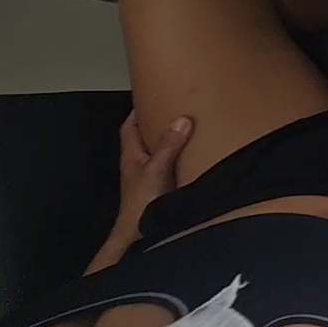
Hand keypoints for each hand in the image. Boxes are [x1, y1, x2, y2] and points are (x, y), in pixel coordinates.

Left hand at [114, 111, 190, 240]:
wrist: (139, 232)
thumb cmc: (143, 200)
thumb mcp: (157, 169)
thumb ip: (169, 145)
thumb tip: (181, 119)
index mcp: (132, 155)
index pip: (130, 127)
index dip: (137, 111)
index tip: (150, 95)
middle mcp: (140, 162)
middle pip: (146, 136)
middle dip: (158, 121)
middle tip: (177, 107)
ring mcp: (150, 174)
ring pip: (160, 149)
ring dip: (171, 138)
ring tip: (191, 126)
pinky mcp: (163, 183)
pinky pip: (173, 161)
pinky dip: (182, 153)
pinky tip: (197, 152)